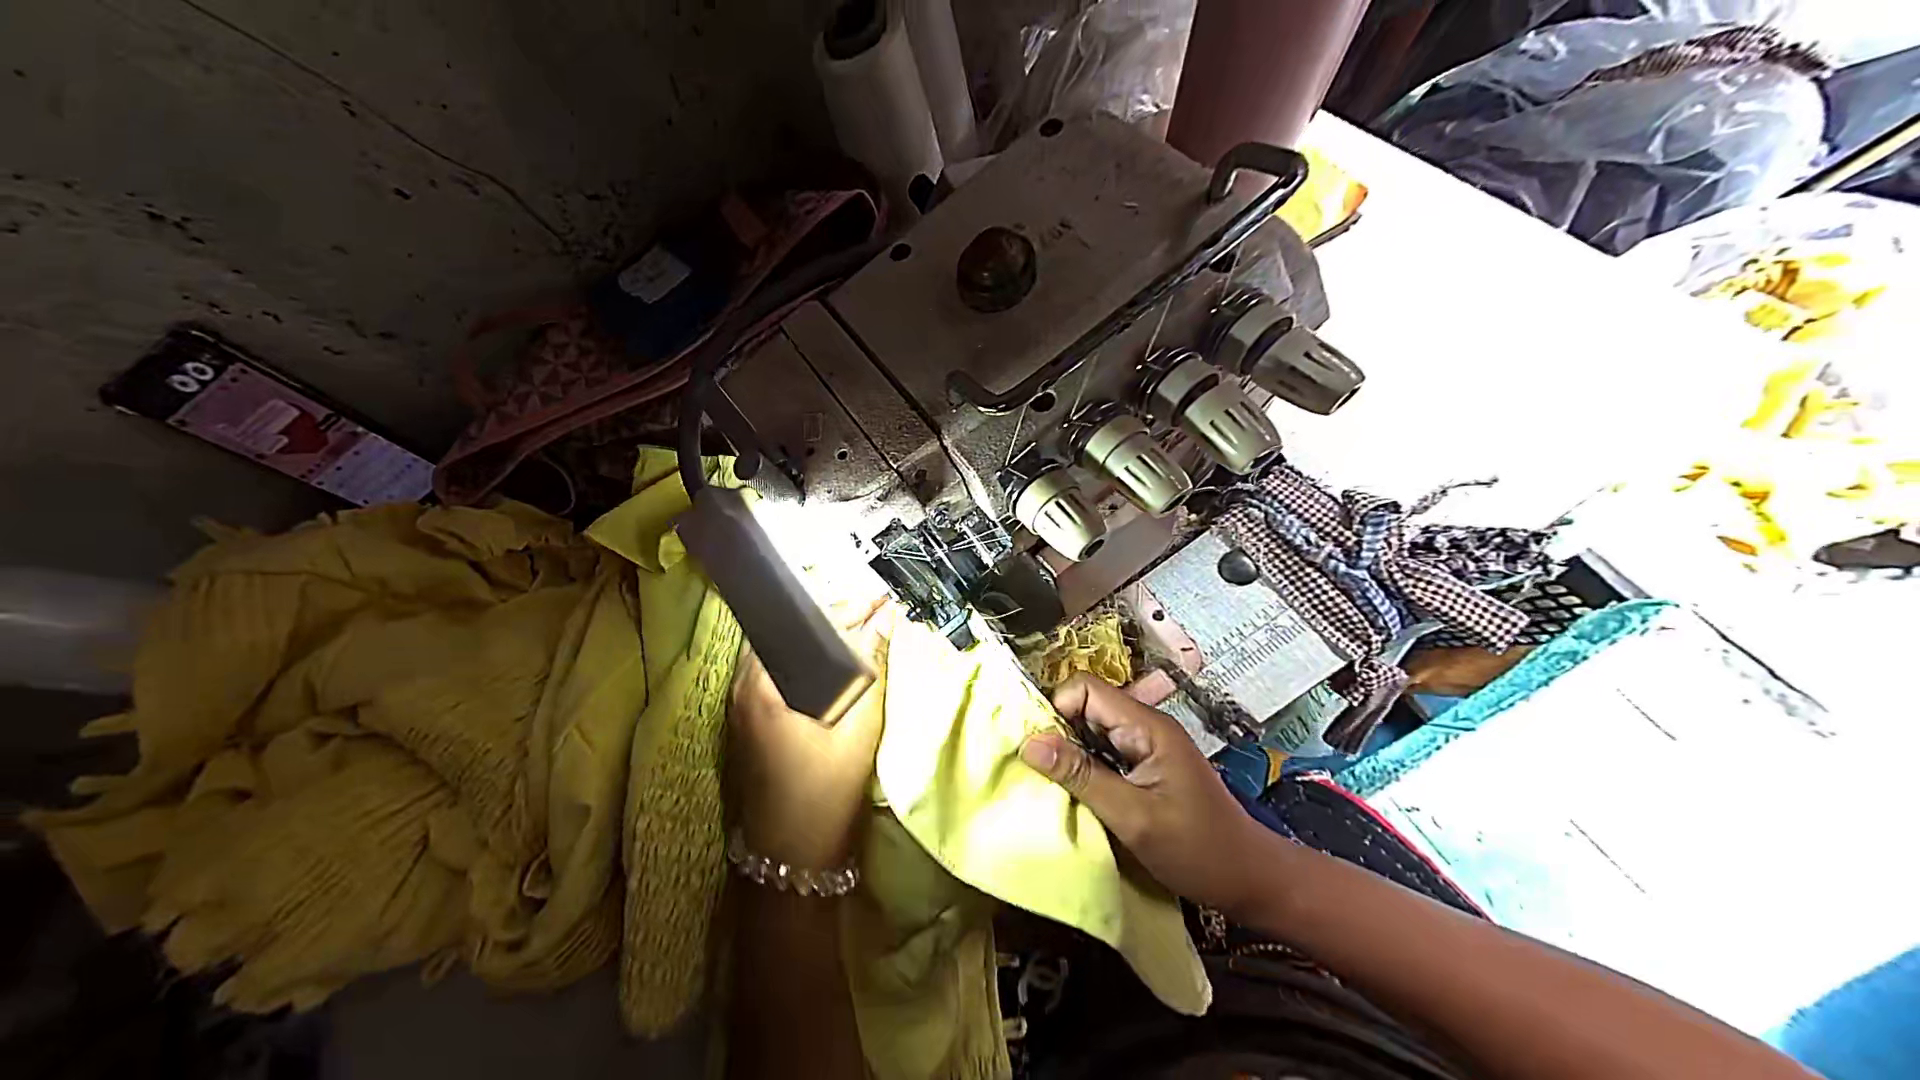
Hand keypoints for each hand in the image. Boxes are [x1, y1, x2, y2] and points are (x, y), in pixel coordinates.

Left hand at [727, 602, 891, 869]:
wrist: (790, 863)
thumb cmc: (824, 796)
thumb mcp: (857, 731)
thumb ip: (871, 670)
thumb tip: (886, 620)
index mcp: (762, 687)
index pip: (802, 626)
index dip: (845, 608)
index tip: (880, 600)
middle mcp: (742, 690)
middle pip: (787, 636)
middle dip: (832, 621)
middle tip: (874, 614)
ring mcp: (741, 709)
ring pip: (782, 655)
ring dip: (820, 643)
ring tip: (862, 634)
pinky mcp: (749, 725)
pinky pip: (778, 675)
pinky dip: (809, 664)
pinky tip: (838, 669)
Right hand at [1020, 673, 1276, 916]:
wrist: (1250, 880)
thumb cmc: (1197, 849)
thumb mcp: (1133, 816)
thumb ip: (1081, 776)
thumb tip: (1030, 742)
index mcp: (1147, 726)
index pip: (1086, 689)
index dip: (1057, 710)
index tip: (1041, 749)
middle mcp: (1145, 727)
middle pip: (1086, 707)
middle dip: (1059, 733)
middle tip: (1043, 773)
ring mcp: (1146, 747)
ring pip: (1092, 732)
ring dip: (1071, 755)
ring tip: (1057, 787)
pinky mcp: (1145, 767)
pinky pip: (1104, 754)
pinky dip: (1086, 770)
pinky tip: (1078, 795)